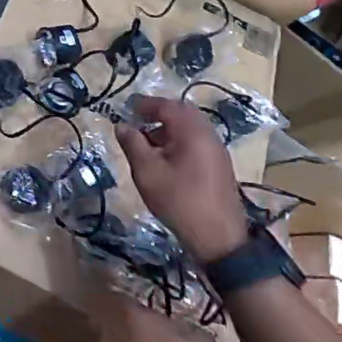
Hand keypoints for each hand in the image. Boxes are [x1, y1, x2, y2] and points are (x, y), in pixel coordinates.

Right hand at [116, 96, 250, 262]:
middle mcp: (209, 134)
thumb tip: (122, 125)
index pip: (167, 106)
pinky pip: (196, 143)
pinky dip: (178, 142)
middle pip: (182, 114)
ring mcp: (217, 150)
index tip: (127, 107)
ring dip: (167, 130)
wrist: (218, 236)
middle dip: (158, 115)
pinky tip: (165, 160)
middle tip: (137, 122)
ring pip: (190, 129)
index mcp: (192, 130)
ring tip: (147, 144)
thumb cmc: (179, 200)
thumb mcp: (147, 171)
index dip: (145, 104)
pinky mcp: (219, 166)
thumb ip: (132, 144)